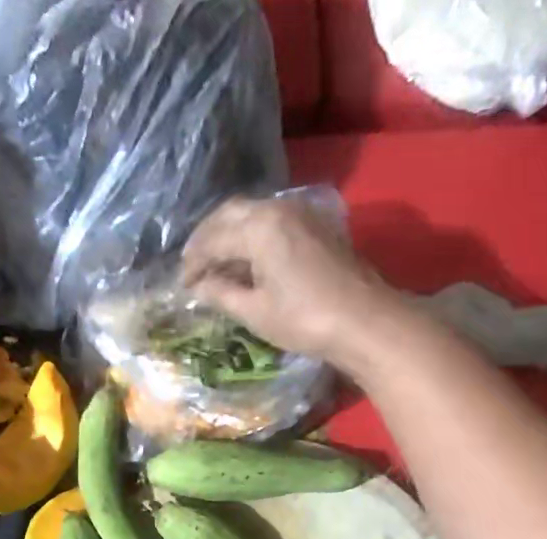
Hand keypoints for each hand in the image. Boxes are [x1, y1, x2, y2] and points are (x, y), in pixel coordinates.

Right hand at [182, 196, 403, 358]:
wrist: (364, 321)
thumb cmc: (303, 319)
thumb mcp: (254, 311)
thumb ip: (221, 293)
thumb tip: (201, 286)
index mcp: (258, 227)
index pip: (212, 240)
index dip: (193, 263)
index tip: (182, 284)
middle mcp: (278, 208)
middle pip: (230, 214)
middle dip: (207, 238)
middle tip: (193, 265)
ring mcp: (301, 213)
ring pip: (252, 213)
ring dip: (229, 234)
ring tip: (216, 263)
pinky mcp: (316, 225)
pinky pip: (272, 219)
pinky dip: (251, 234)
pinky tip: (246, 259)